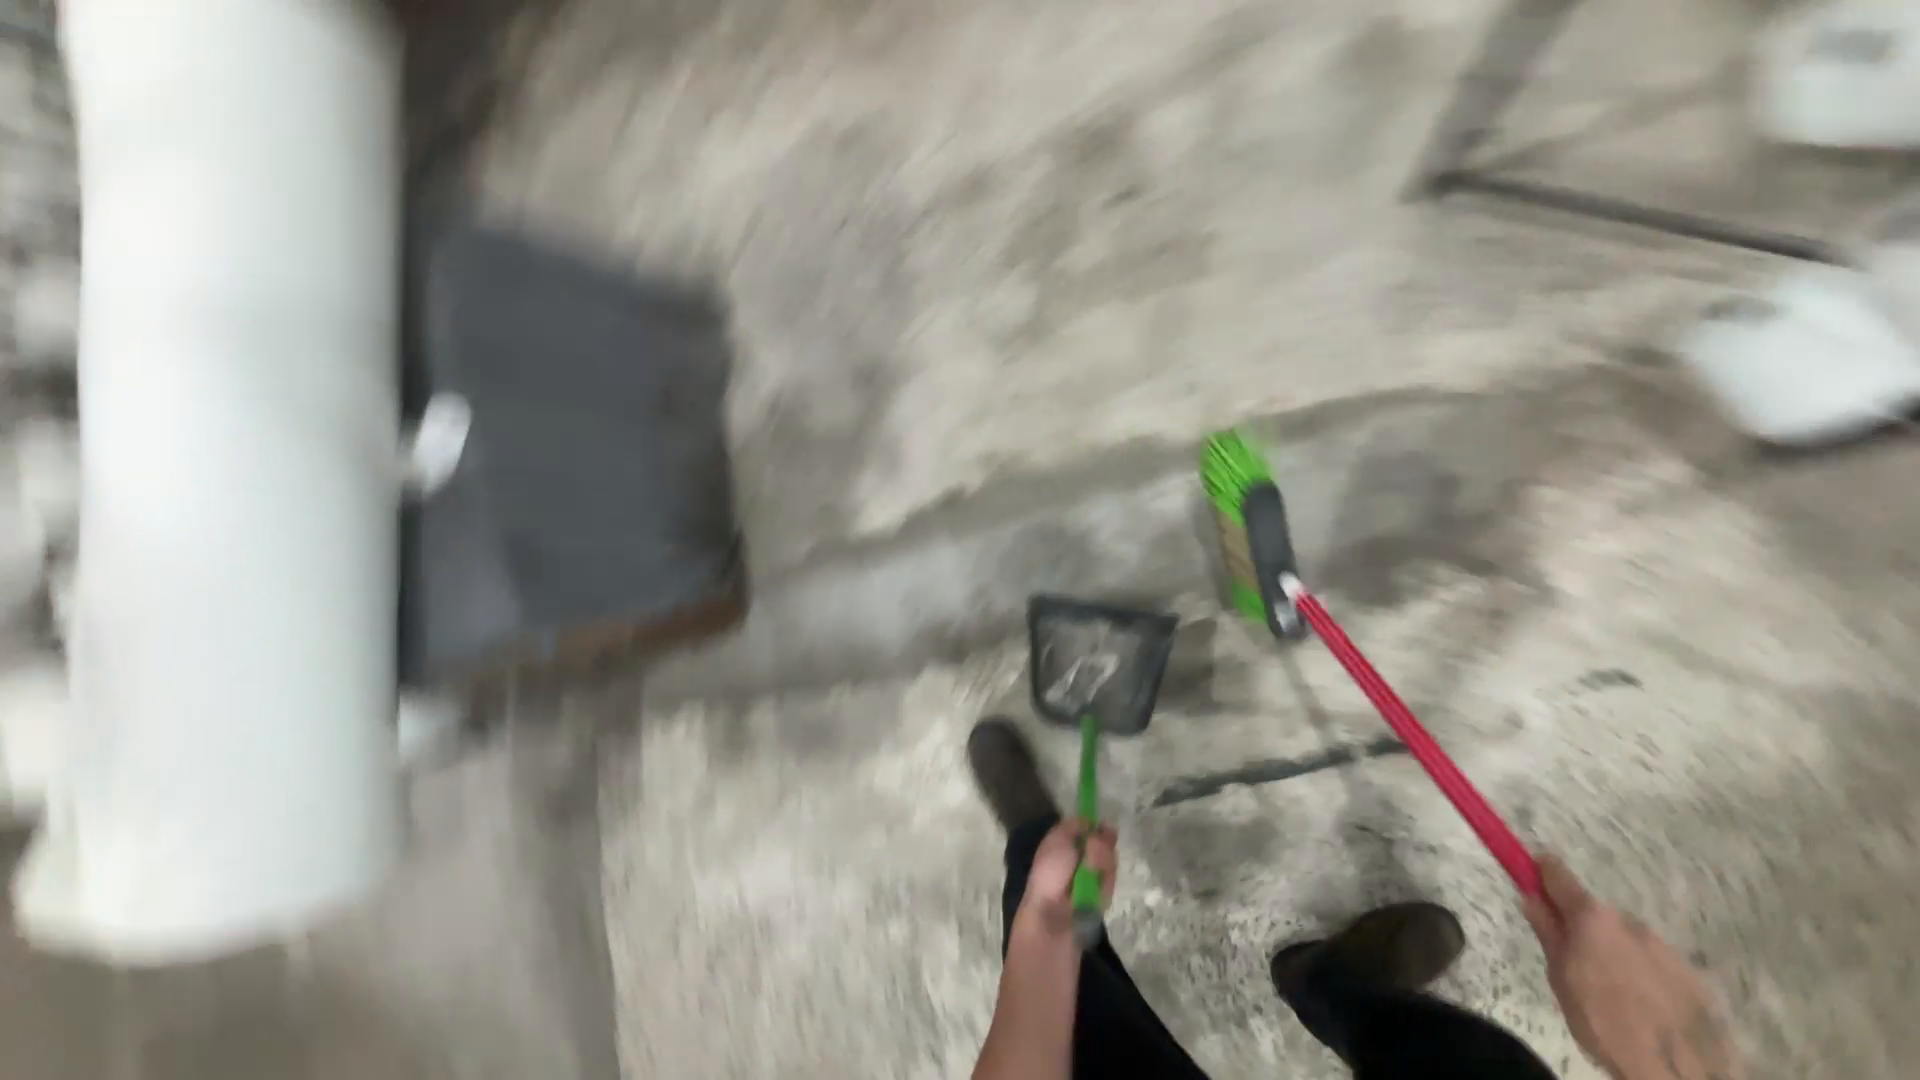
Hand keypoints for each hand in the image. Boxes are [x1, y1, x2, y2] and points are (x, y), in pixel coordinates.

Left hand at [1016, 819, 1116, 938]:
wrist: (1053, 916)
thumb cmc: (1050, 874)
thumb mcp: (1057, 841)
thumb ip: (1073, 826)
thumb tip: (1090, 820)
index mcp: (1067, 844)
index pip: (1091, 830)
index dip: (1099, 828)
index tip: (1104, 826)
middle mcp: (1082, 858)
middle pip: (1105, 843)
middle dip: (1102, 848)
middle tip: (1091, 855)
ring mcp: (1094, 877)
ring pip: (1111, 860)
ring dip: (1102, 865)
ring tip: (1088, 876)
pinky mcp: (1103, 895)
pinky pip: (1112, 881)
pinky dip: (1105, 883)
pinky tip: (1095, 890)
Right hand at [1524, 855, 1741, 1079]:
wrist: (1677, 1070)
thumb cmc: (1602, 1020)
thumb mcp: (1560, 977)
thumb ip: (1547, 932)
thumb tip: (1531, 898)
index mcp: (1592, 918)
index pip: (1558, 874)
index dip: (1540, 870)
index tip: (1529, 871)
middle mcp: (1629, 922)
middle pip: (1595, 913)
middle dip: (1582, 927)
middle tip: (1573, 960)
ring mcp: (1665, 947)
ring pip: (1626, 939)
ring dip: (1614, 952)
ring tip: (1612, 991)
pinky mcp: (1691, 974)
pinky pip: (1654, 962)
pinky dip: (1643, 973)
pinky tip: (1642, 1003)